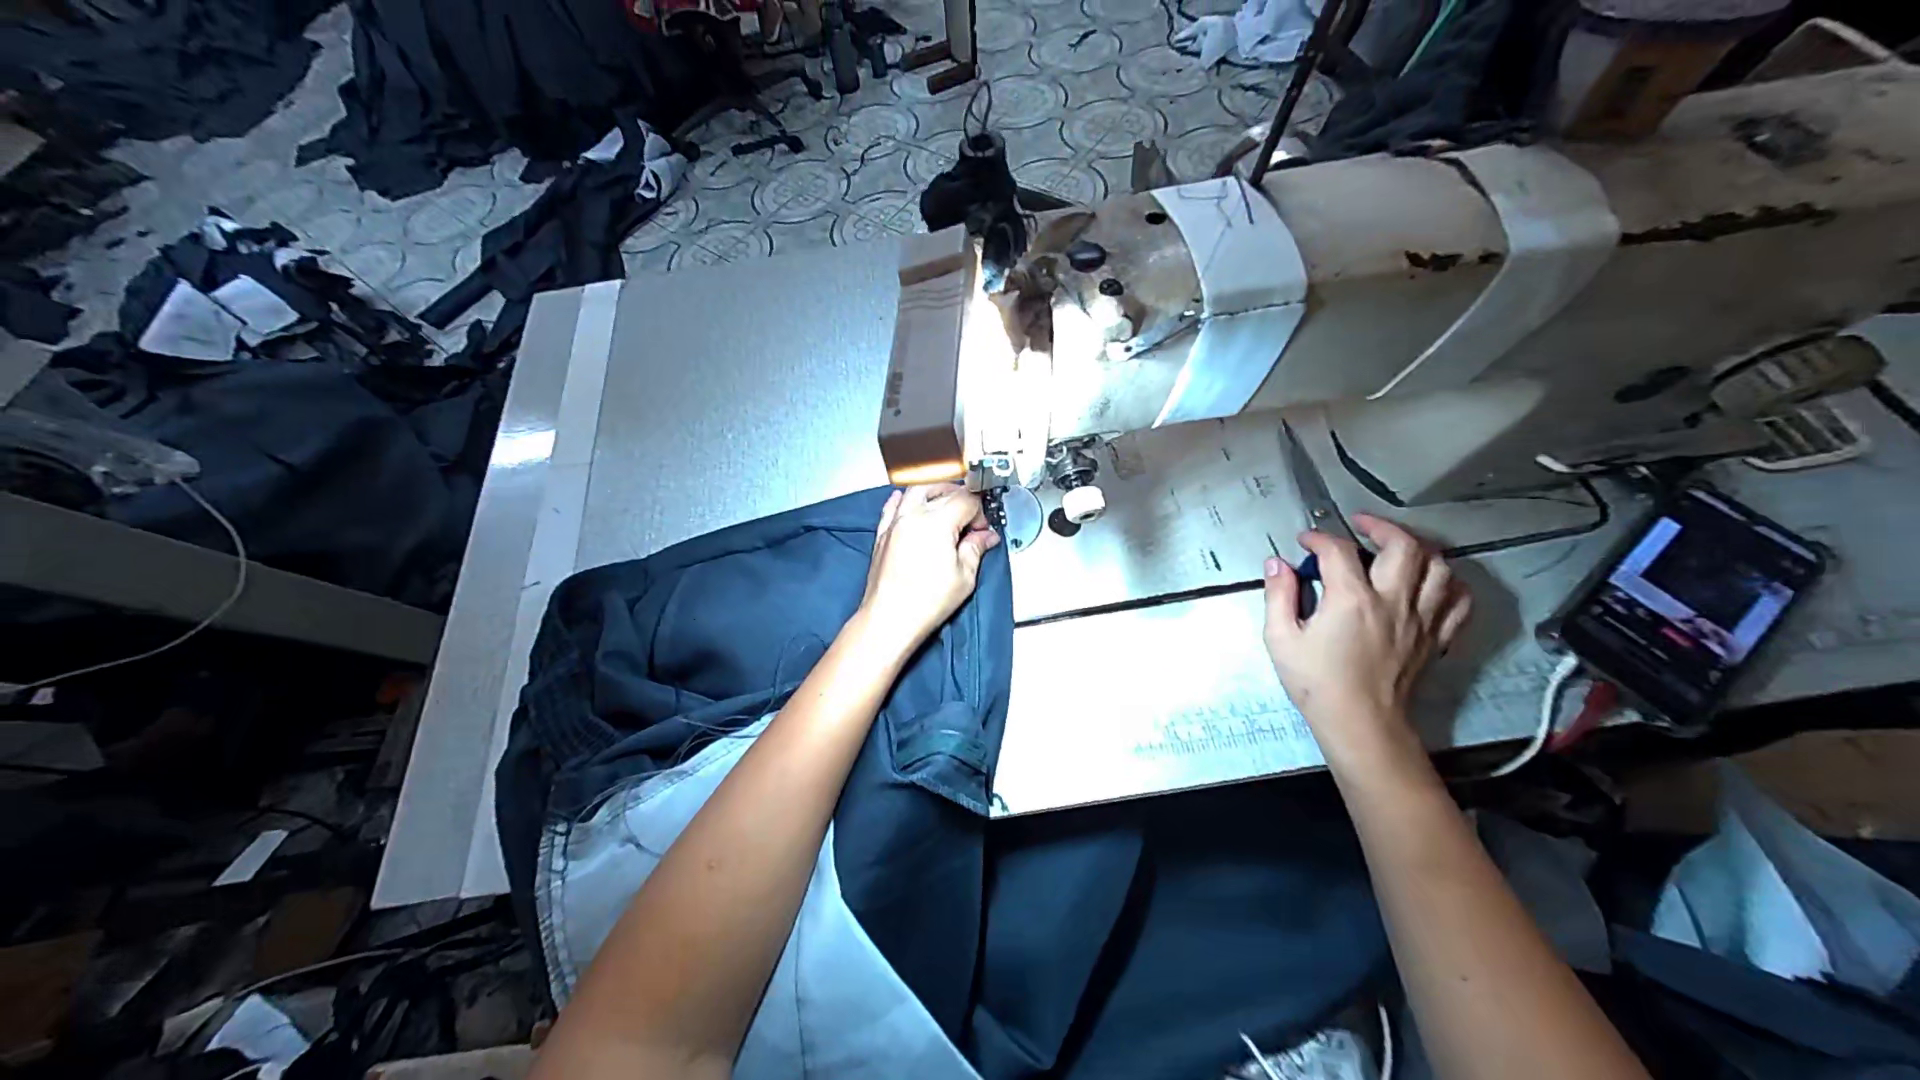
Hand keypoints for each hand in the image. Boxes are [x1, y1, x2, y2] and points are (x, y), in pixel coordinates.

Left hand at [855, 484, 1000, 650]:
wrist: (890, 618)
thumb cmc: (923, 602)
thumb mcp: (964, 577)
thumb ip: (976, 549)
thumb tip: (985, 538)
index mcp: (937, 522)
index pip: (966, 500)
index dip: (980, 513)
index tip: (982, 531)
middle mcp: (913, 516)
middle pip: (942, 490)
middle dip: (961, 498)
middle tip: (970, 517)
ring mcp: (895, 523)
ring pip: (916, 490)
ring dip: (934, 491)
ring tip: (945, 503)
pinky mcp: (882, 535)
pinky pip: (891, 506)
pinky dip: (902, 499)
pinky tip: (906, 500)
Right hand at [1262, 514, 1471, 751]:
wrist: (1360, 723)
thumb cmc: (1316, 683)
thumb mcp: (1281, 638)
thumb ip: (1278, 596)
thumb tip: (1276, 564)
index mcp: (1351, 599)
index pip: (1338, 550)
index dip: (1318, 538)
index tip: (1306, 541)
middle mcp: (1392, 600)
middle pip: (1403, 545)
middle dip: (1380, 526)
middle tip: (1361, 526)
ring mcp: (1421, 618)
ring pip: (1438, 566)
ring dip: (1418, 548)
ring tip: (1397, 546)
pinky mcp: (1436, 636)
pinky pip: (1459, 600)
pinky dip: (1450, 582)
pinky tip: (1432, 580)